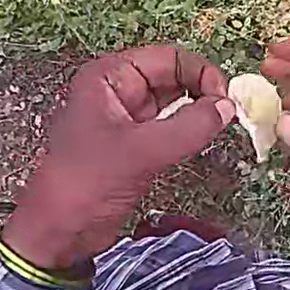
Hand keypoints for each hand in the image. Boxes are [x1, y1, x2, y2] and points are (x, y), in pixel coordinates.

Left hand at [4, 46, 233, 271]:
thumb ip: (188, 127)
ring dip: (198, 112)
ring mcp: (126, 119)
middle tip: (230, 114)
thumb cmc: (88, 182)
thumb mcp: (140, 151)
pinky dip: (188, 132)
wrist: (59, 231)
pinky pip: (168, 129)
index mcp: (110, 77)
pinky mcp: (134, 146)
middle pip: (172, 77)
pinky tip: (204, 139)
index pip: (167, 58)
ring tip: (222, 126)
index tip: (225, 99)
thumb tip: (228, 107)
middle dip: (202, 91)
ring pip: (173, 104)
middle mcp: (118, 91)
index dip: (200, 73)